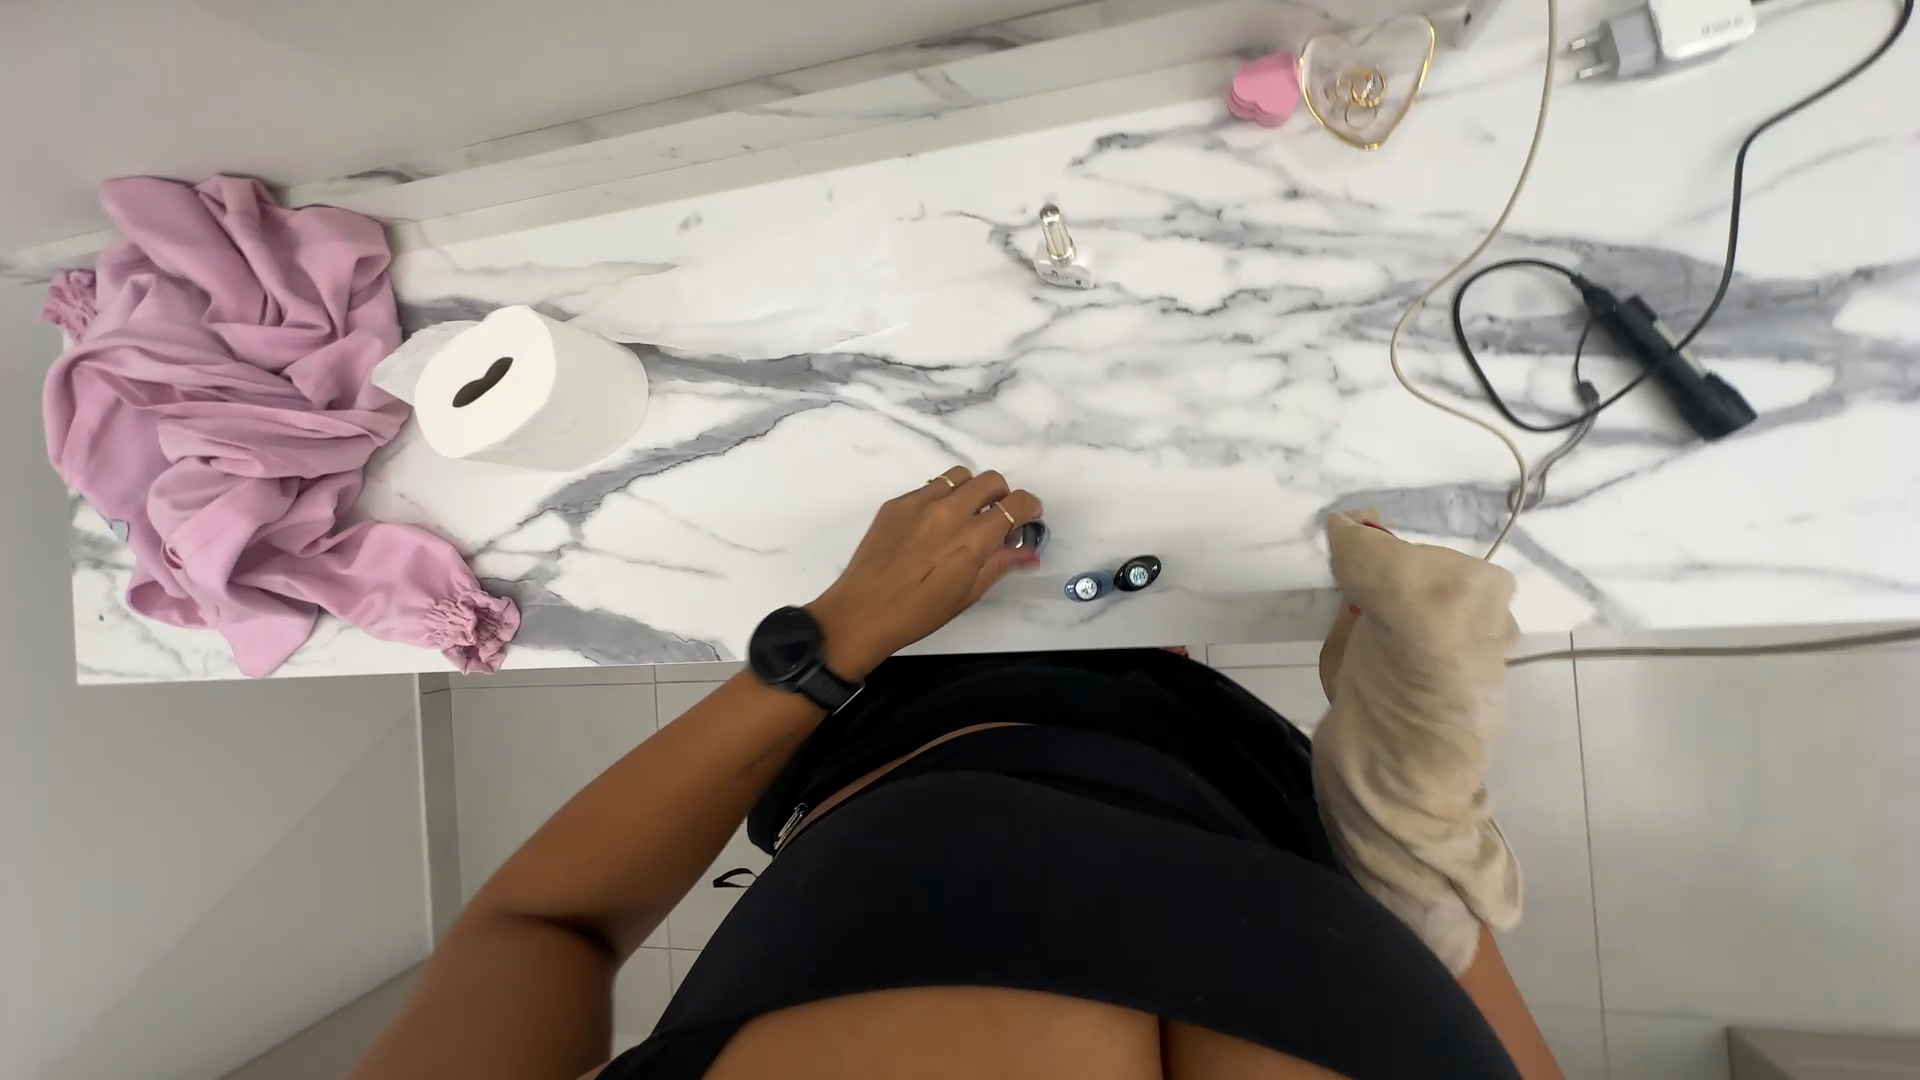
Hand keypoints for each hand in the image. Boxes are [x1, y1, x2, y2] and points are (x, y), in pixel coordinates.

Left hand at [807, 466, 1043, 678]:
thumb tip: (1028, 553)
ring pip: (959, 476)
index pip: (1015, 505)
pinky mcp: (896, 503)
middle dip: (1002, 494)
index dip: (1029, 507)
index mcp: (971, 540)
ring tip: (964, 514)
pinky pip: (929, 487)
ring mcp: (919, 503)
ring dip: (971, 490)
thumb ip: (999, 564)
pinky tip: (932, 524)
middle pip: (990, 480)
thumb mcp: (967, 594)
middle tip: (996, 515)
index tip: (1029, 515)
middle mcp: (948, 513)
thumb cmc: (919, 613)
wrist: (861, 612)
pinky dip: (941, 498)